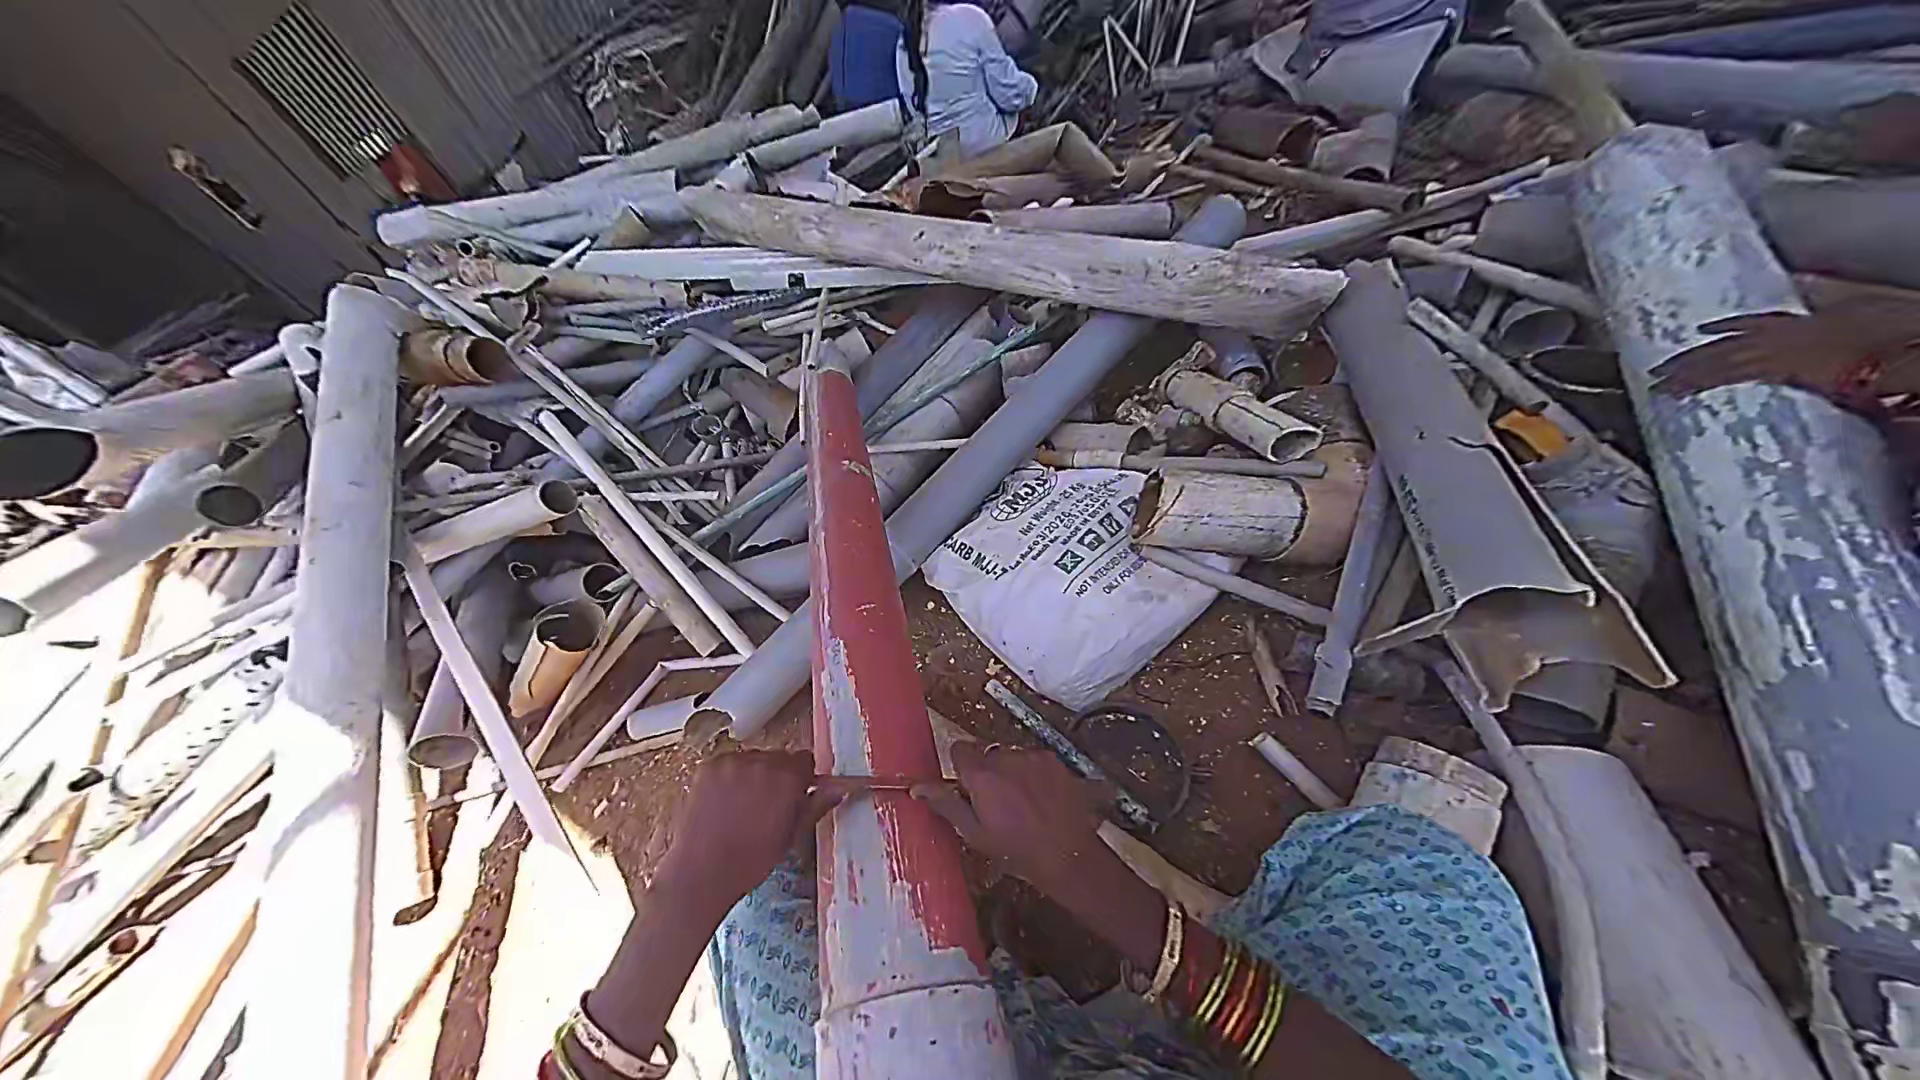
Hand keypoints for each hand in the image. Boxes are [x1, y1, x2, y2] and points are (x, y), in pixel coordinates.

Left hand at [654, 751, 839, 908]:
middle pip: (778, 757)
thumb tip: (839, 788)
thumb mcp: (791, 836)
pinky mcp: (709, 766)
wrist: (700, 873)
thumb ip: (816, 805)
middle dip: (777, 775)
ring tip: (741, 806)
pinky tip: (722, 801)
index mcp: (787, 778)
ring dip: (752, 774)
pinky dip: (729, 776)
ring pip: (752, 759)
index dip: (801, 777)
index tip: (794, 794)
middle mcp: (762, 762)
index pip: (804, 760)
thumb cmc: (751, 861)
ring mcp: (733, 762)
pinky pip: (728, 763)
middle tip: (766, 805)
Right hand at [913, 744, 1106, 900]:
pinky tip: (1041, 799)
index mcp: (982, 775)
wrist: (1068, 856)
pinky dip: (1034, 773)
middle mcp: (1006, 757)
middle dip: (988, 773)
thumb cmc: (1017, 850)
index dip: (961, 767)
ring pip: (1011, 757)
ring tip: (1023, 805)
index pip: (959, 749)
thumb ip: (945, 804)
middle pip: (987, 755)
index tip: (968, 789)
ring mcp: (1033, 756)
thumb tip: (917, 787)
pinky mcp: (1054, 760)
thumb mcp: (975, 834)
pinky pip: (1034, 760)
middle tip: (996, 804)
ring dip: (1011, 773)